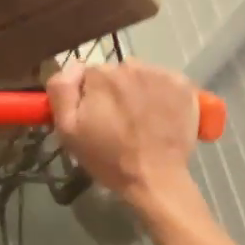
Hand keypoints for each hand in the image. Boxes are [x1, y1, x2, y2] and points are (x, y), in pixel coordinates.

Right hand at [46, 61, 198, 206]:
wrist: (155, 178)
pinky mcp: (183, 85)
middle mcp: (131, 66)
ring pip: (139, 75)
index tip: (94, 118)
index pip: (87, 75)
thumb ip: (61, 91)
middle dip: (112, 92)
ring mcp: (160, 74)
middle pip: (115, 73)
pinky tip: (159, 115)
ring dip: (136, 91)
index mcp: (100, 75)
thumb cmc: (108, 158)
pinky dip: (160, 93)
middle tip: (117, 122)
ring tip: (140, 120)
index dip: (87, 97)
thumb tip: (70, 68)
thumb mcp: (68, 130)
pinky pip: (163, 81)